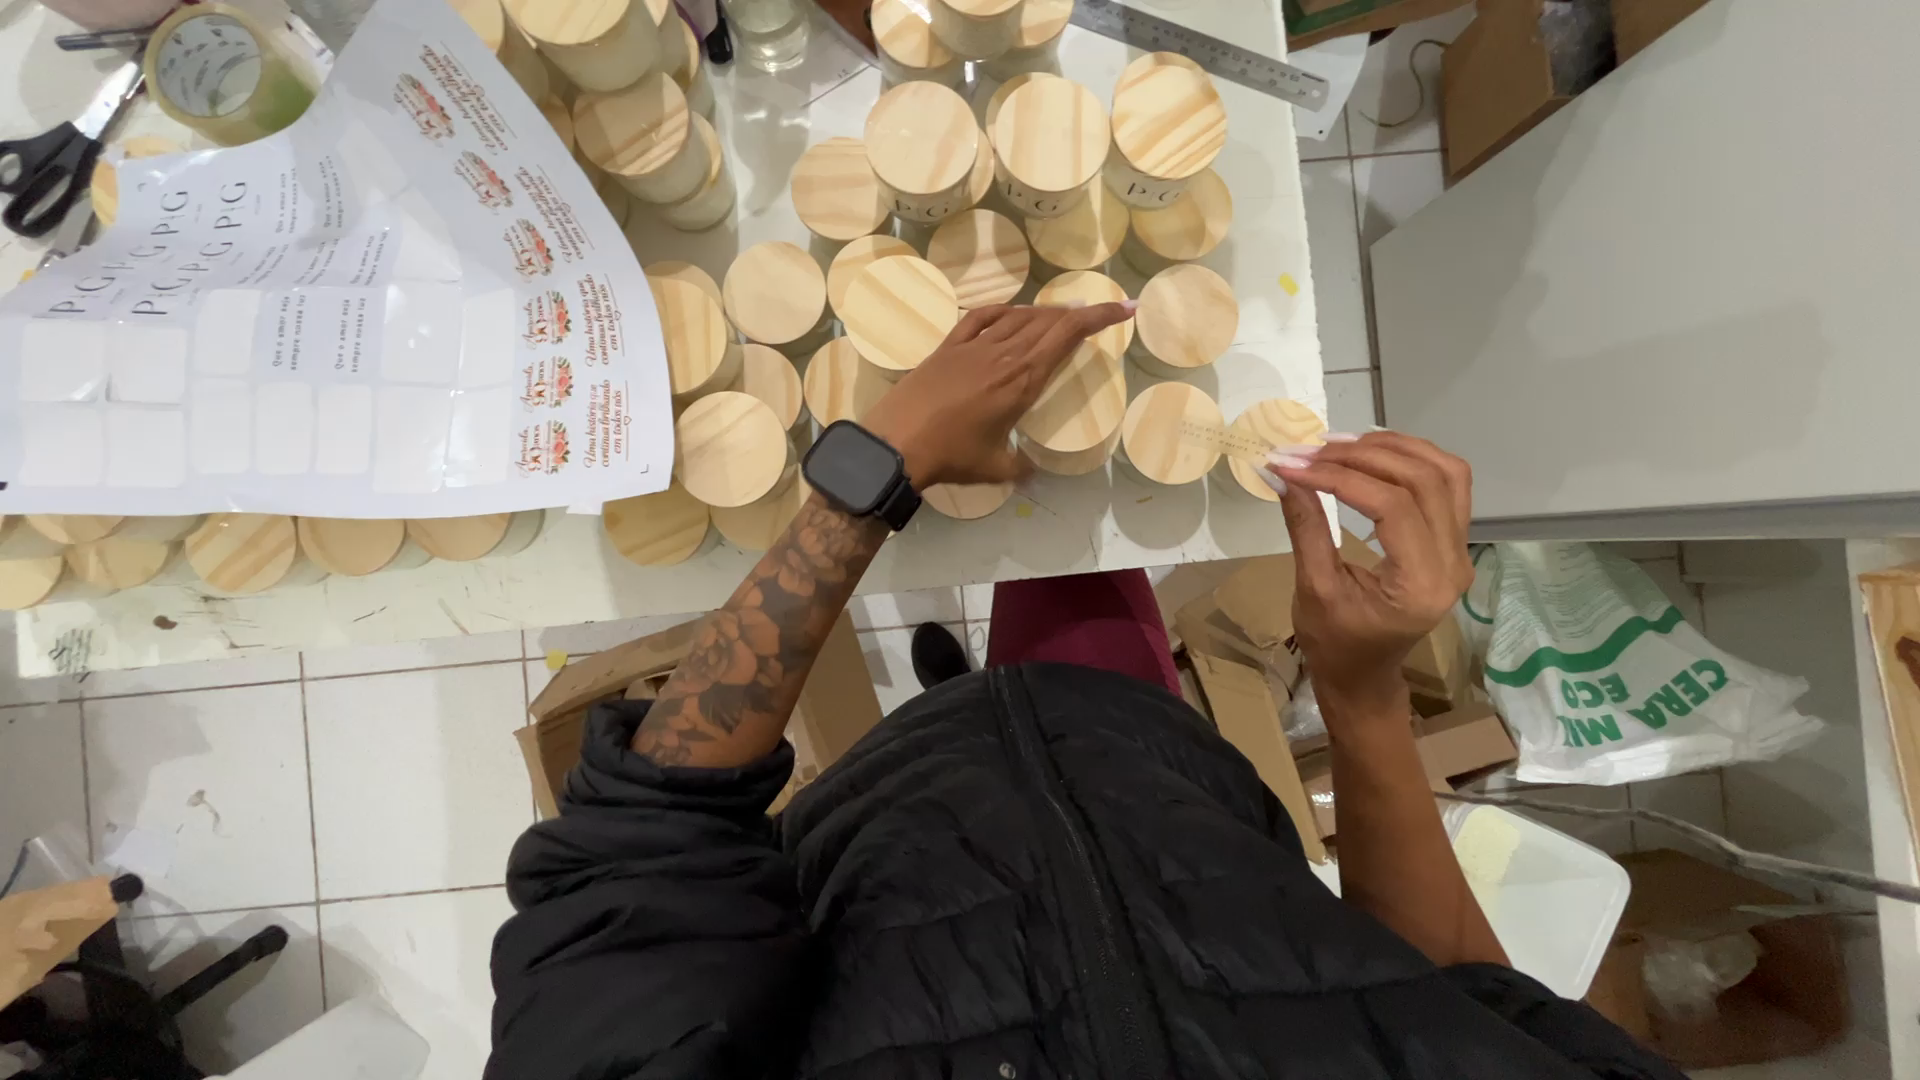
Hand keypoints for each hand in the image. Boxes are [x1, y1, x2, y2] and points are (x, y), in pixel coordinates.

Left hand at [864, 302, 1132, 486]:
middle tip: (1099, 314)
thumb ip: (1021, 468)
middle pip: (1049, 320)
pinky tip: (1010, 313)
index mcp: (1023, 379)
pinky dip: (1003, 310)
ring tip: (1059, 316)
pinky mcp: (947, 346)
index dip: (1100, 316)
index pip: (1069, 334)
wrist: (897, 443)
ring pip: (1018, 316)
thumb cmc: (951, 456)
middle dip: (1081, 312)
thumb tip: (1033, 473)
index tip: (1125, 308)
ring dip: (1044, 312)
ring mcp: (973, 346)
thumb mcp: (995, 468)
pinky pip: (981, 317)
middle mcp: (1003, 353)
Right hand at [1268, 432, 1472, 715]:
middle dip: (1363, 456)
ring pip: (1445, 472)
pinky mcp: (1451, 539)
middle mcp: (1453, 561)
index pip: (1391, 506)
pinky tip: (1371, 453)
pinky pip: (1447, 483)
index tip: (1292, 465)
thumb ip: (1305, 527)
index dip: (1340, 477)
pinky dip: (1410, 458)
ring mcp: (1459, 548)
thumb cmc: (1334, 642)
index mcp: (1421, 584)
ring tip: (1339, 444)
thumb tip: (1284, 474)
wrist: (1363, 673)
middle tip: (1310, 450)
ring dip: (1393, 448)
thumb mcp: (1312, 587)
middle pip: (1423, 480)